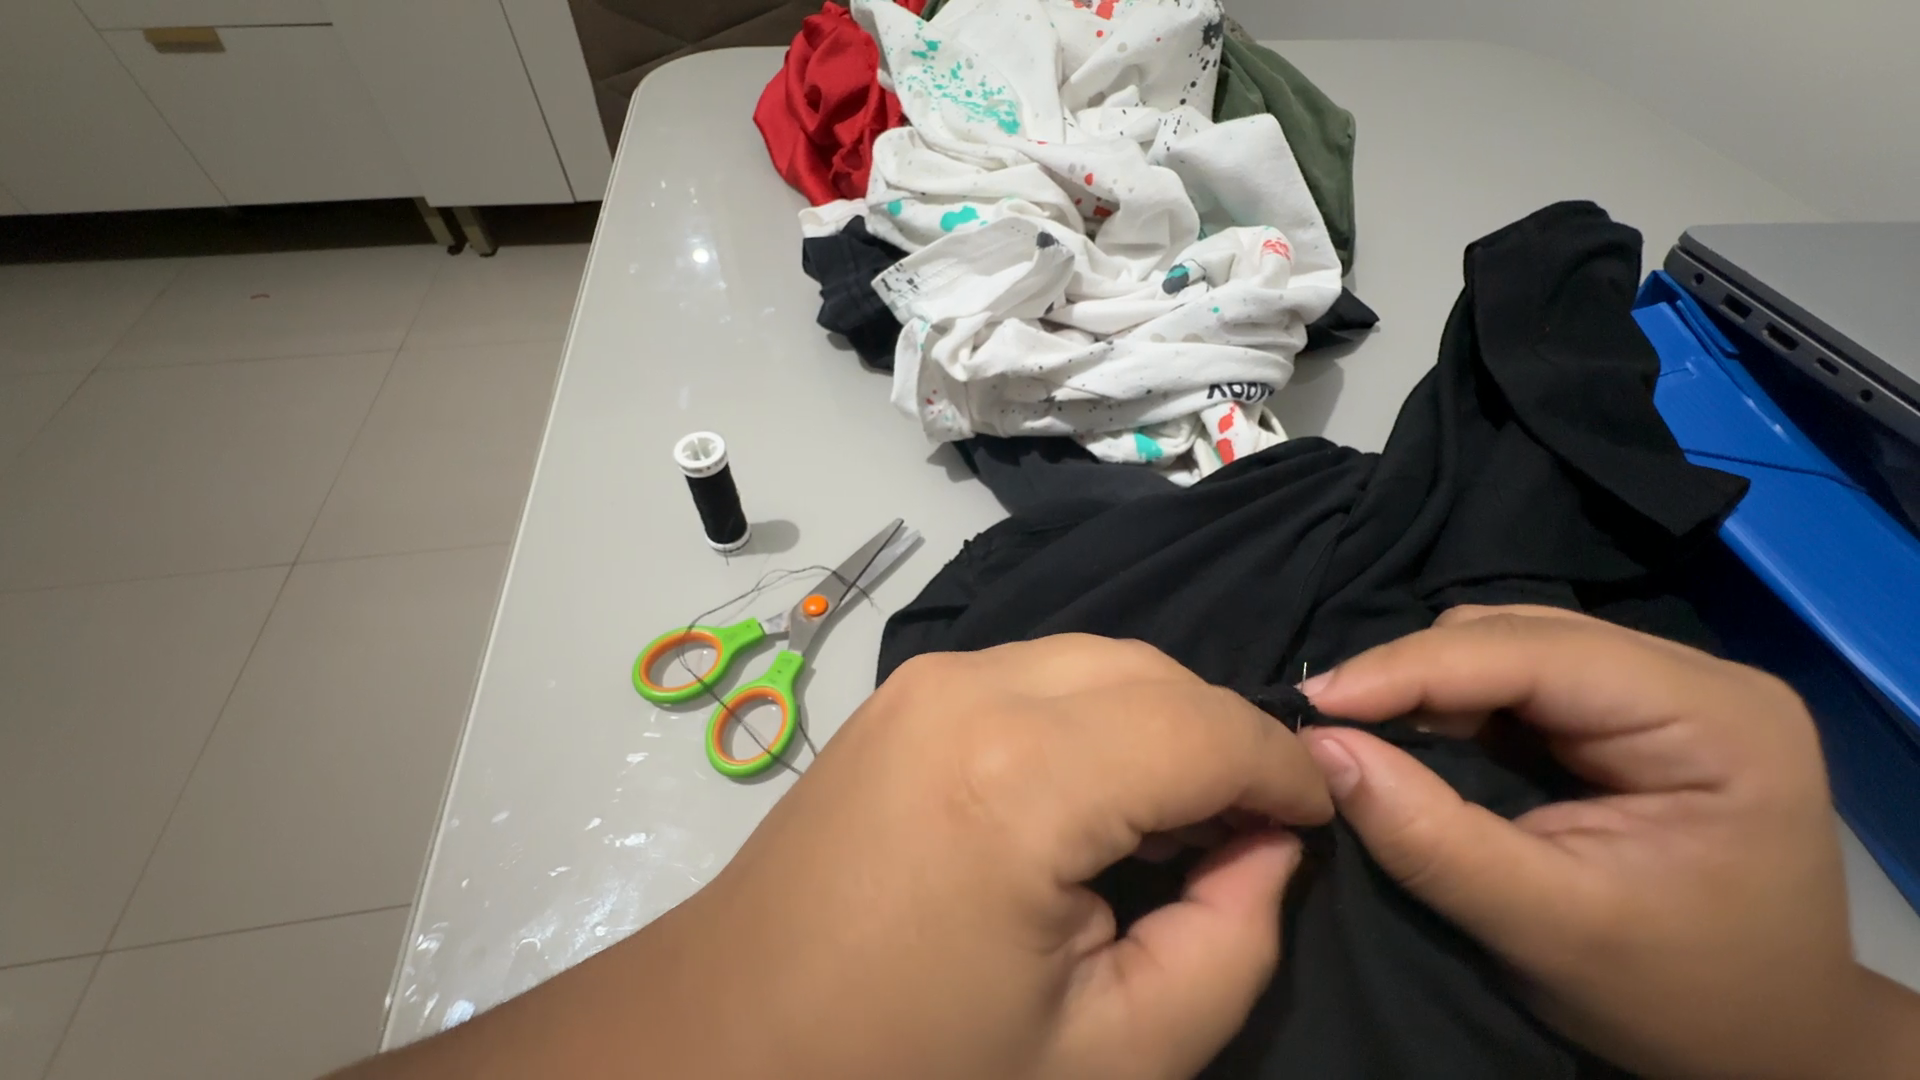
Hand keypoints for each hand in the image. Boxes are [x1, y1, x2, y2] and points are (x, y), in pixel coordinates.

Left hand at [342, 635, 1330, 1079]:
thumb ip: (1226, 940)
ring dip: (1154, 720)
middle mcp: (970, 691)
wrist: (727, 1040)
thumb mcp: (1111, 1055)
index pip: (1203, 728)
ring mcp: (925, 679)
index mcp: (1020, 778)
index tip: (1318, 818)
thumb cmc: (912, 1070)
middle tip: (1244, 828)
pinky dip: (1091, 712)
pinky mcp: (901, 692)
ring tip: (1169, 813)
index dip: (1281, 769)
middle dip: (1219, 737)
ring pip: (1094, 660)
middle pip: (1150, 672)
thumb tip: (1265, 844)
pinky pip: (1034, 673)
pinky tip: (1088, 787)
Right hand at [1299, 605, 1919, 1079]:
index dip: (1410, 669)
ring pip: (1497, 641)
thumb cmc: (1673, 996)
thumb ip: (1429, 836)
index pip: (1533, 655)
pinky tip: (1417, 733)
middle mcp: (1692, 677)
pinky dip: (1443, 698)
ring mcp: (1657, 684)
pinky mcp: (1618, 703)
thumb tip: (1320, 746)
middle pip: (1511, 635)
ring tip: (1369, 731)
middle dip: (1409, 676)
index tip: (1313, 703)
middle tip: (1328, 725)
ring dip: (1421, 683)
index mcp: (1714, 721)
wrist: (1756, 1039)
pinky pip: (1502, 670)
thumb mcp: (1544, 928)